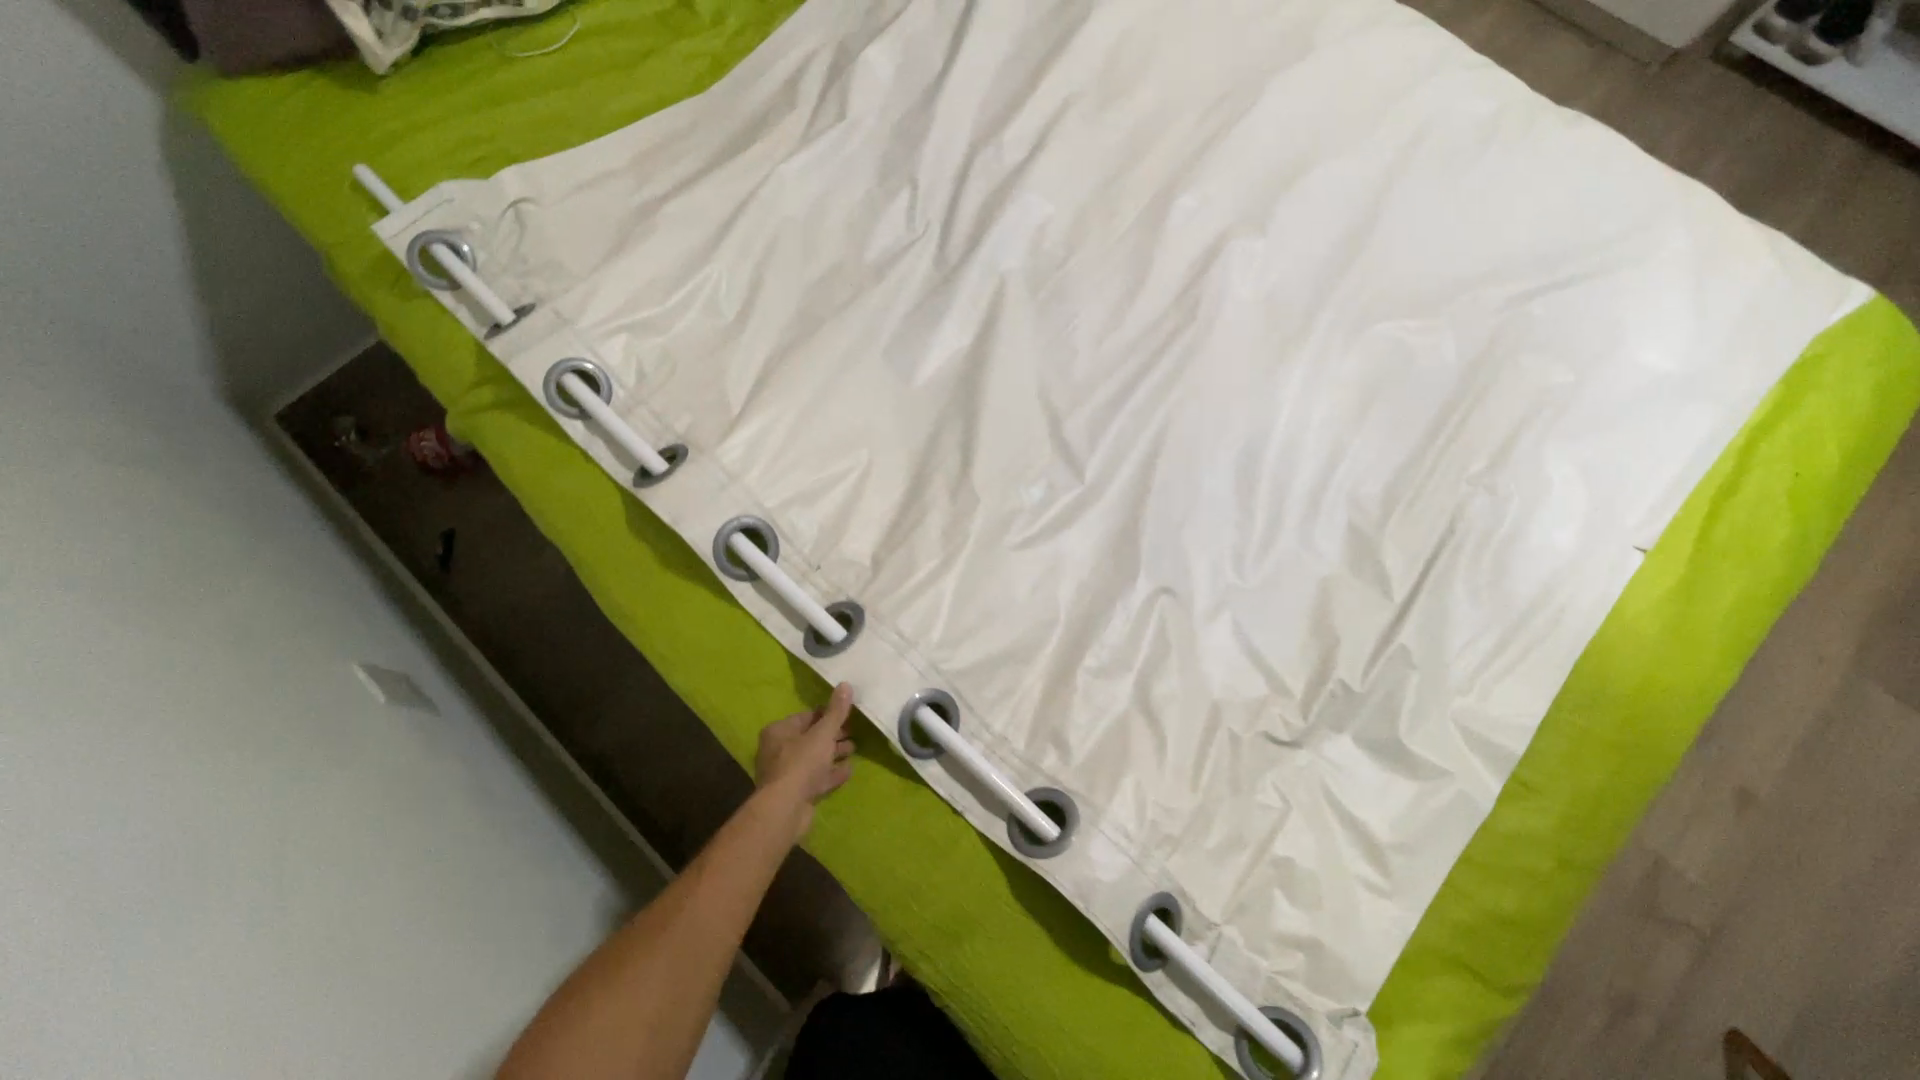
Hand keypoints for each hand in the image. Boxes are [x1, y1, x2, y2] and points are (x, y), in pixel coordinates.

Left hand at [753, 683, 855, 837]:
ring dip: (833, 753)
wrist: (785, 807)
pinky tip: (849, 770)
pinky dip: (831, 773)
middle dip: (832, 735)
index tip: (846, 715)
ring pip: (814, 759)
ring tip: (854, 749)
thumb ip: (836, 712)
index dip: (826, 715)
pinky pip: (816, 778)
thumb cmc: (801, 763)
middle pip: (810, 738)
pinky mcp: (795, 793)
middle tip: (853, 732)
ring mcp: (786, 774)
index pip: (806, 717)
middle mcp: (778, 750)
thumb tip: (845, 684)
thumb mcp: (822, 733)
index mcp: (778, 732)